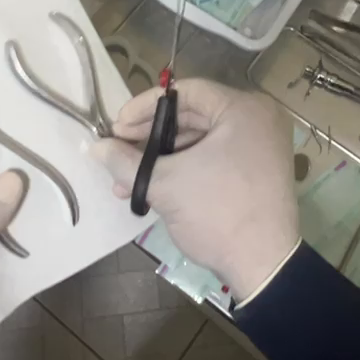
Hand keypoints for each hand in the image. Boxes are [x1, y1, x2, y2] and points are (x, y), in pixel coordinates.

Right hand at [92, 80, 299, 301]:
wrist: (263, 267)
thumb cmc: (217, 212)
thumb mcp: (165, 185)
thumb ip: (126, 161)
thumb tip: (95, 148)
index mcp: (243, 109)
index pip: (185, 92)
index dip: (145, 107)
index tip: (117, 126)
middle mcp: (257, 119)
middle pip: (192, 115)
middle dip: (149, 137)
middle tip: (117, 150)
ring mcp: (260, 146)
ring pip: (199, 140)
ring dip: (161, 158)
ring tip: (124, 179)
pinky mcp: (256, 170)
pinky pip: (214, 157)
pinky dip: (184, 169)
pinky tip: (150, 188)